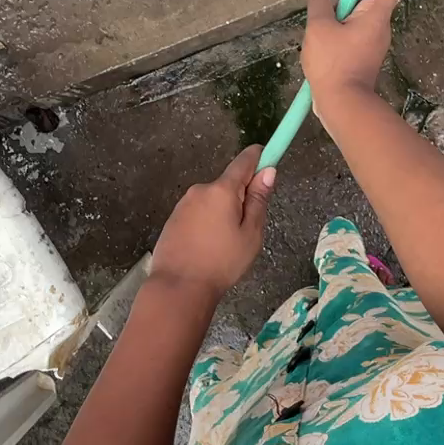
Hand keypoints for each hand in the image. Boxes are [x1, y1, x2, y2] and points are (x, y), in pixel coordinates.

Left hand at [150, 145, 275, 299]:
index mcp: (222, 190)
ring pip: (213, 201)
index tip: (270, 162)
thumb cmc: (222, 262)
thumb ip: (259, 200)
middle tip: (246, 229)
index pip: (244, 160)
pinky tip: (207, 248)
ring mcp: (183, 204)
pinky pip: (198, 213)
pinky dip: (207, 224)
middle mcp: (200, 189)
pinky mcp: (173, 219)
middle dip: (241, 198)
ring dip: (222, 213)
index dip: (260, 158)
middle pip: (228, 184)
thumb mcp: (250, 233)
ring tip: (224, 246)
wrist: (178, 286)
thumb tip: (268, 171)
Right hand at [301, 0, 400, 107]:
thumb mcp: (319, 28)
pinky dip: (340, 35)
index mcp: (376, 16)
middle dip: (344, 2)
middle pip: (369, 0)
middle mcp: (380, 28)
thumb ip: (318, 2)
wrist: (342, 102)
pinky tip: (324, 48)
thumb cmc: (332, 63)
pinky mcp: (366, 56)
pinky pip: (355, 35)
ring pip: (359, 19)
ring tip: (322, 34)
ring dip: (339, 20)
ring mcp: (375, 43)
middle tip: (327, 15)